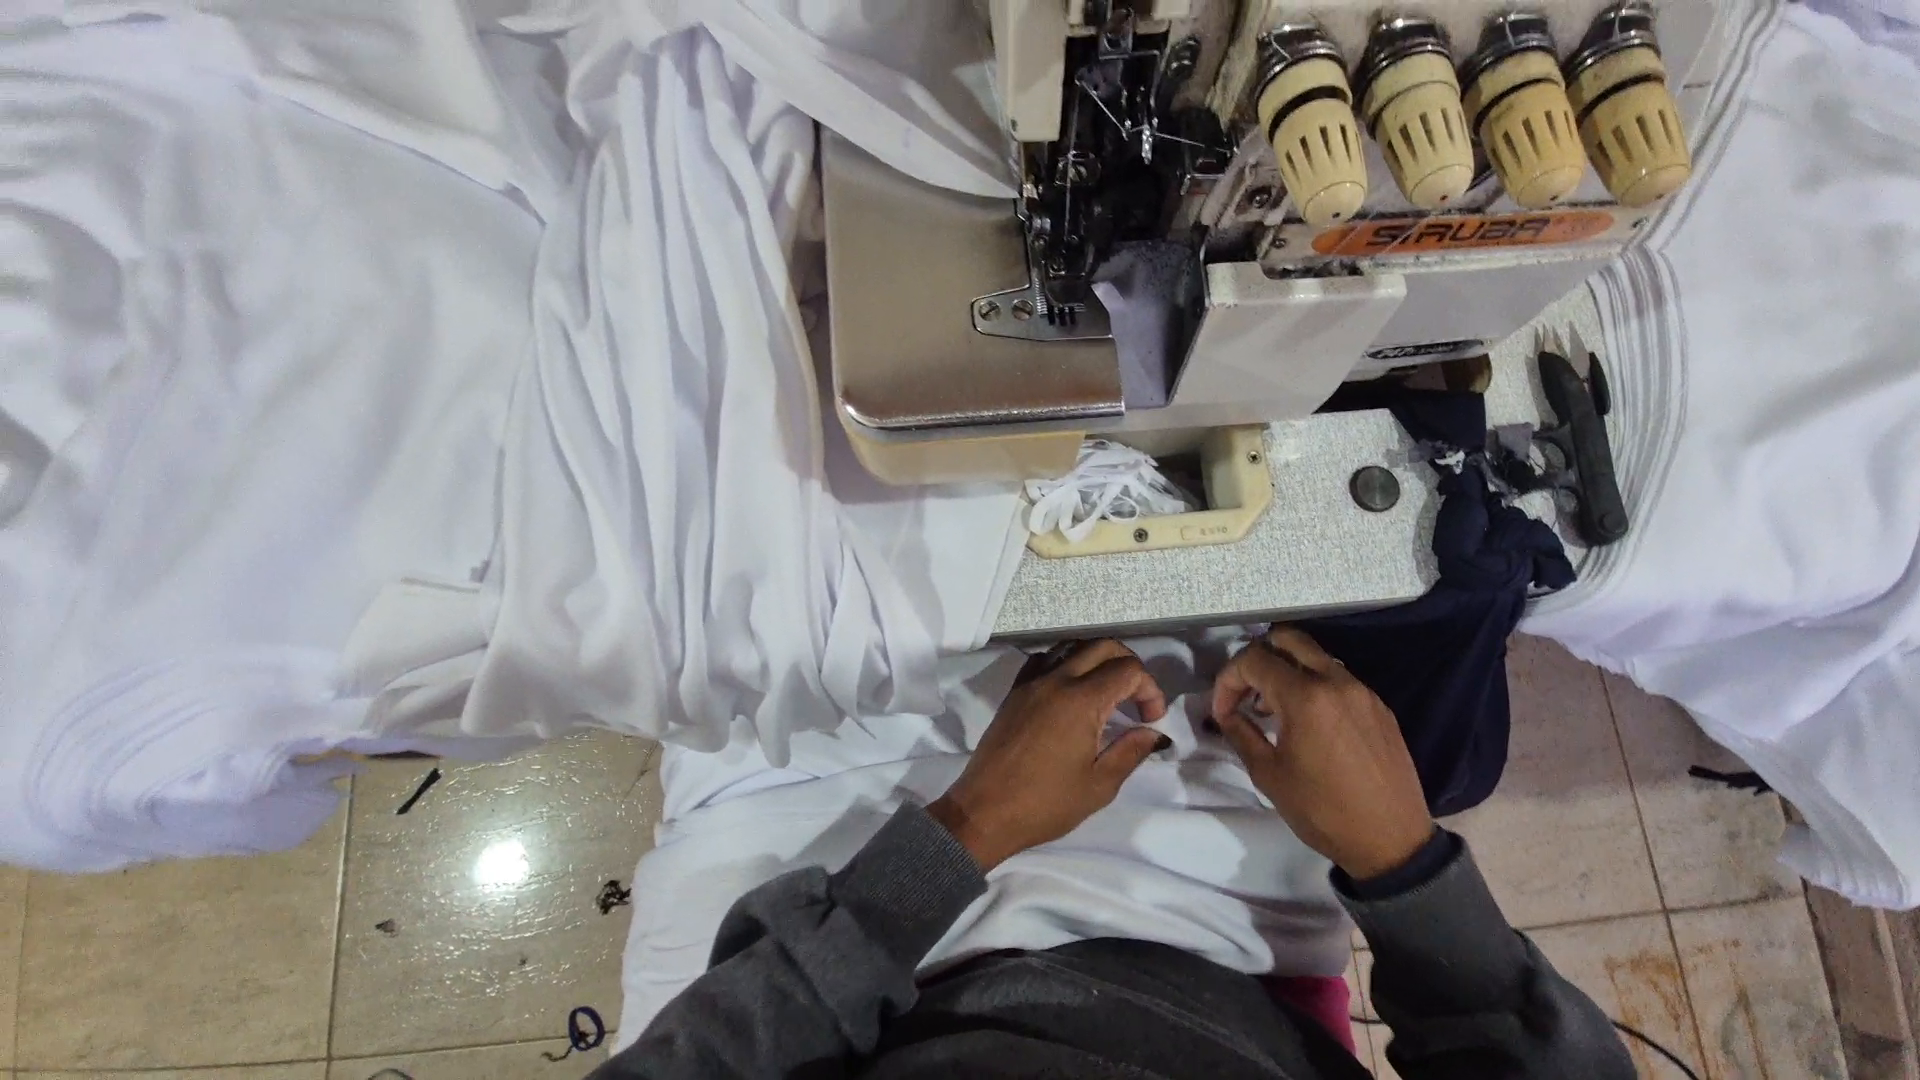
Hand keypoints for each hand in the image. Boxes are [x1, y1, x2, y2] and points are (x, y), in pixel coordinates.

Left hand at [928, 640, 1168, 871]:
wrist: (984, 812)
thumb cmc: (1045, 804)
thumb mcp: (1098, 785)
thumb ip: (1130, 751)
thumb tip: (1153, 733)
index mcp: (1081, 701)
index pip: (1128, 670)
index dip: (1150, 690)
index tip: (1150, 721)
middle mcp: (1055, 681)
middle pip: (1102, 647)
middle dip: (1129, 665)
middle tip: (1136, 699)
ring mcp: (1030, 683)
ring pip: (1071, 647)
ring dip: (1097, 660)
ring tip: (1108, 693)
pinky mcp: (1014, 692)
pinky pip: (1044, 660)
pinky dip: (1065, 664)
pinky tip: (1071, 692)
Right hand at [1211, 626, 1434, 880]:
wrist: (1392, 843)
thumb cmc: (1323, 811)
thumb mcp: (1268, 774)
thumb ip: (1240, 733)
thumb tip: (1226, 714)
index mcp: (1305, 697)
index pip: (1253, 660)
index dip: (1228, 680)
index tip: (1222, 710)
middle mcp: (1336, 681)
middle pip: (1286, 639)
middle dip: (1256, 658)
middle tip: (1245, 692)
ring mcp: (1362, 691)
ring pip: (1314, 656)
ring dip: (1285, 669)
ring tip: (1273, 709)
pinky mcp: (1378, 706)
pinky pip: (1337, 678)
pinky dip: (1312, 684)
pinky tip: (1307, 721)